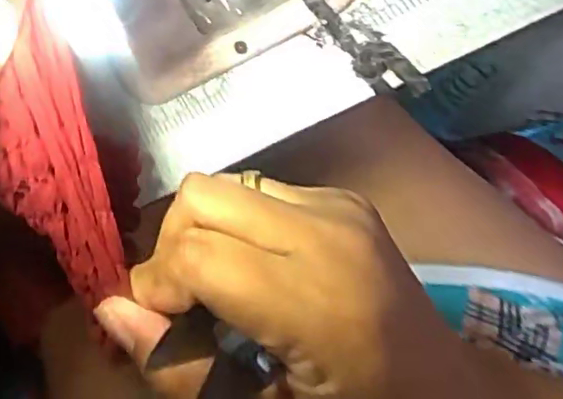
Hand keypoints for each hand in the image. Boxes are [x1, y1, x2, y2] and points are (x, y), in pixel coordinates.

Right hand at [94, 173, 493, 398]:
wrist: (452, 396)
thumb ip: (183, 370)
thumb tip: (110, 310)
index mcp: (317, 300)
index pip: (198, 254)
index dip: (159, 285)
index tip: (160, 322)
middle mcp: (326, 230)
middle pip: (201, 195)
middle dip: (172, 244)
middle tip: (186, 301)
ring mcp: (337, 203)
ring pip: (225, 184)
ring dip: (203, 229)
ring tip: (222, 285)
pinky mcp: (342, 195)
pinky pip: (260, 188)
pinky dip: (239, 223)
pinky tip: (263, 269)